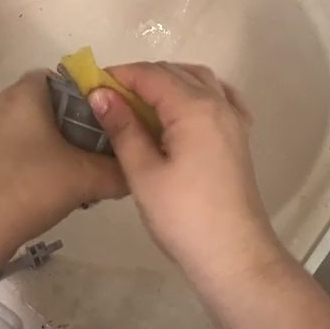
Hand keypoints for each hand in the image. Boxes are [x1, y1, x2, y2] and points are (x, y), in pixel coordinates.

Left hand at [0, 71, 127, 249]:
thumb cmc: (29, 185)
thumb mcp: (86, 177)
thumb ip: (118, 171)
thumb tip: (135, 172)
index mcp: (24, 93)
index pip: (61, 78)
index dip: (88, 95)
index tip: (108, 120)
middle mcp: (3, 104)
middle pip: (50, 107)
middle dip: (77, 129)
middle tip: (100, 153)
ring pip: (35, 132)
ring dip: (59, 150)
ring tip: (82, 178)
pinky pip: (18, 153)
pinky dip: (38, 166)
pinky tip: (54, 193)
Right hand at [91, 63, 288, 290]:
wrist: (234, 256)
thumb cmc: (183, 217)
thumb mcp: (143, 173)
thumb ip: (123, 128)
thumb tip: (100, 93)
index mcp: (193, 107)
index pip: (151, 75)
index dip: (119, 76)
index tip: (90, 87)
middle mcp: (217, 103)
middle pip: (175, 72)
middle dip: (140, 77)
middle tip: (107, 99)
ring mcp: (233, 119)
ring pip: (198, 79)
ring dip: (168, 81)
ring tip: (138, 103)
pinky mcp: (239, 137)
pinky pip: (219, 96)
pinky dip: (197, 91)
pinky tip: (183, 107)